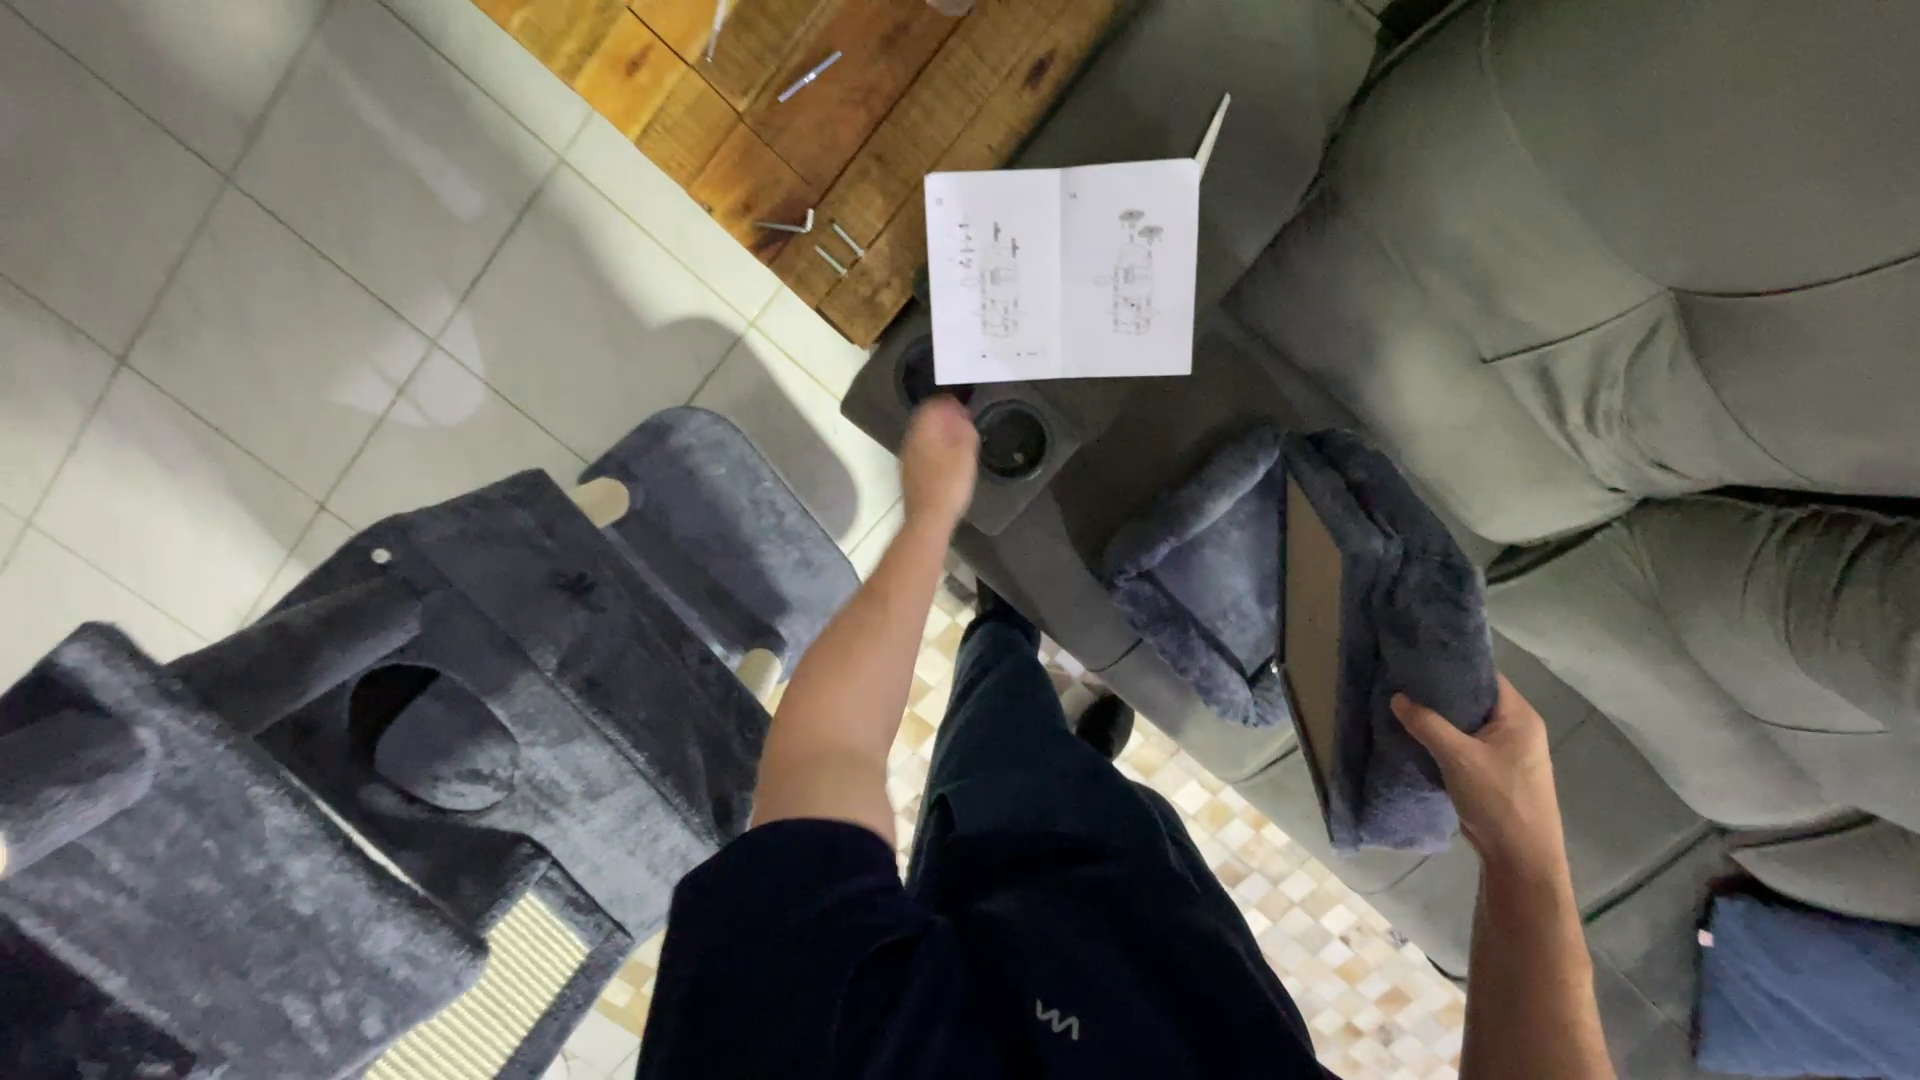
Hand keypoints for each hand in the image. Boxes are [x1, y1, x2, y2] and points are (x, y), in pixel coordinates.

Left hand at [899, 396, 978, 531]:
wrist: (928, 519)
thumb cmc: (949, 484)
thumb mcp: (965, 455)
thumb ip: (965, 432)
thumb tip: (963, 418)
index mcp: (922, 432)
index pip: (932, 406)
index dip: (948, 403)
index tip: (963, 407)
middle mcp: (910, 441)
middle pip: (925, 420)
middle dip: (943, 418)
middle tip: (963, 422)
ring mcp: (907, 459)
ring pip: (922, 437)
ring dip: (939, 435)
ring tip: (958, 441)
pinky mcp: (909, 475)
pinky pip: (922, 452)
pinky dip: (934, 450)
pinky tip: (947, 461)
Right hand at [1392, 675, 1566, 873]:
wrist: (1521, 858)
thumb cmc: (1499, 800)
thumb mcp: (1458, 757)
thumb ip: (1427, 723)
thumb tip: (1397, 697)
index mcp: (1520, 717)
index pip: (1485, 676)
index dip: (1453, 665)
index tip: (1417, 659)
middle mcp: (1518, 729)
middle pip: (1474, 699)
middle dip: (1439, 692)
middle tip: (1402, 681)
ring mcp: (1507, 752)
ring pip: (1467, 723)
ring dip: (1439, 717)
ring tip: (1403, 705)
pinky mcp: (1494, 771)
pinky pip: (1464, 743)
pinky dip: (1442, 738)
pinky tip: (1416, 736)